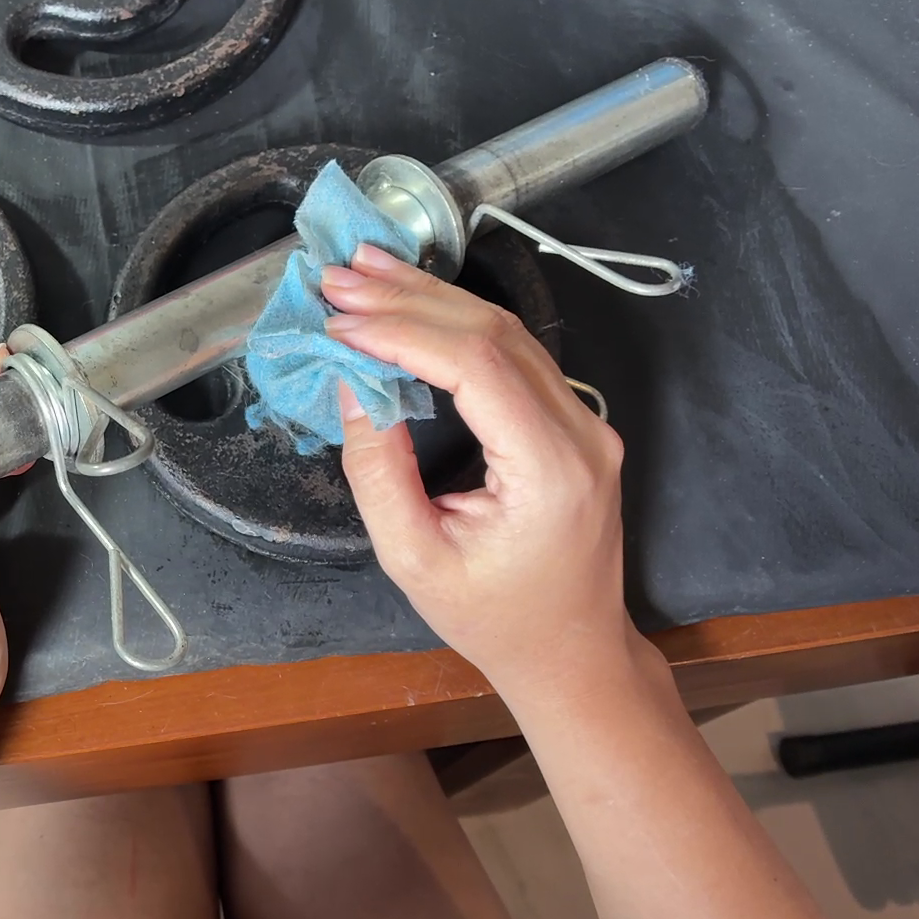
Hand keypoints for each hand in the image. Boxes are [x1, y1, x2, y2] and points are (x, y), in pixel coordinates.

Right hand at [320, 245, 631, 695]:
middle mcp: (579, 429)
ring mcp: (582, 420)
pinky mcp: (568, 421)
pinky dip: (451, 322)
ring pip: (505, 331)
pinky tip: (410, 301)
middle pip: (493, 332)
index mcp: (547, 467)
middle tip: (338, 275)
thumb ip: (377, 470)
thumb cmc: (487, 616)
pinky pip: (510, 353)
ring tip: (364, 269)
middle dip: (408, 297)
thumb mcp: (411, 556)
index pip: (474, 366)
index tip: (337, 322)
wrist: (569, 649)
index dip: (401, 334)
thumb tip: (352, 388)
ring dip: (429, 297)